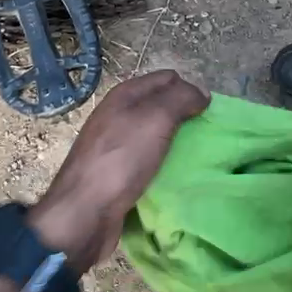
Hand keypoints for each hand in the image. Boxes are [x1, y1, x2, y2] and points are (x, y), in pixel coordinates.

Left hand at [29, 70, 208, 269]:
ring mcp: (115, 144)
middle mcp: (118, 114)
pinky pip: (148, 160)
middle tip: (204, 137)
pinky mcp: (116, 172)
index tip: (207, 114)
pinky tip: (174, 176)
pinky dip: (162, 164)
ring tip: (195, 157)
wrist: (84, 212)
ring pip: (156, 134)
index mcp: (125, 94)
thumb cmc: (121, 158)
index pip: (167, 79)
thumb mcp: (156, 118)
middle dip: (184, 117)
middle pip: (161, 106)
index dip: (189, 90)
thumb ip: (181, 98)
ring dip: (175, 143)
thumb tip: (202, 93)